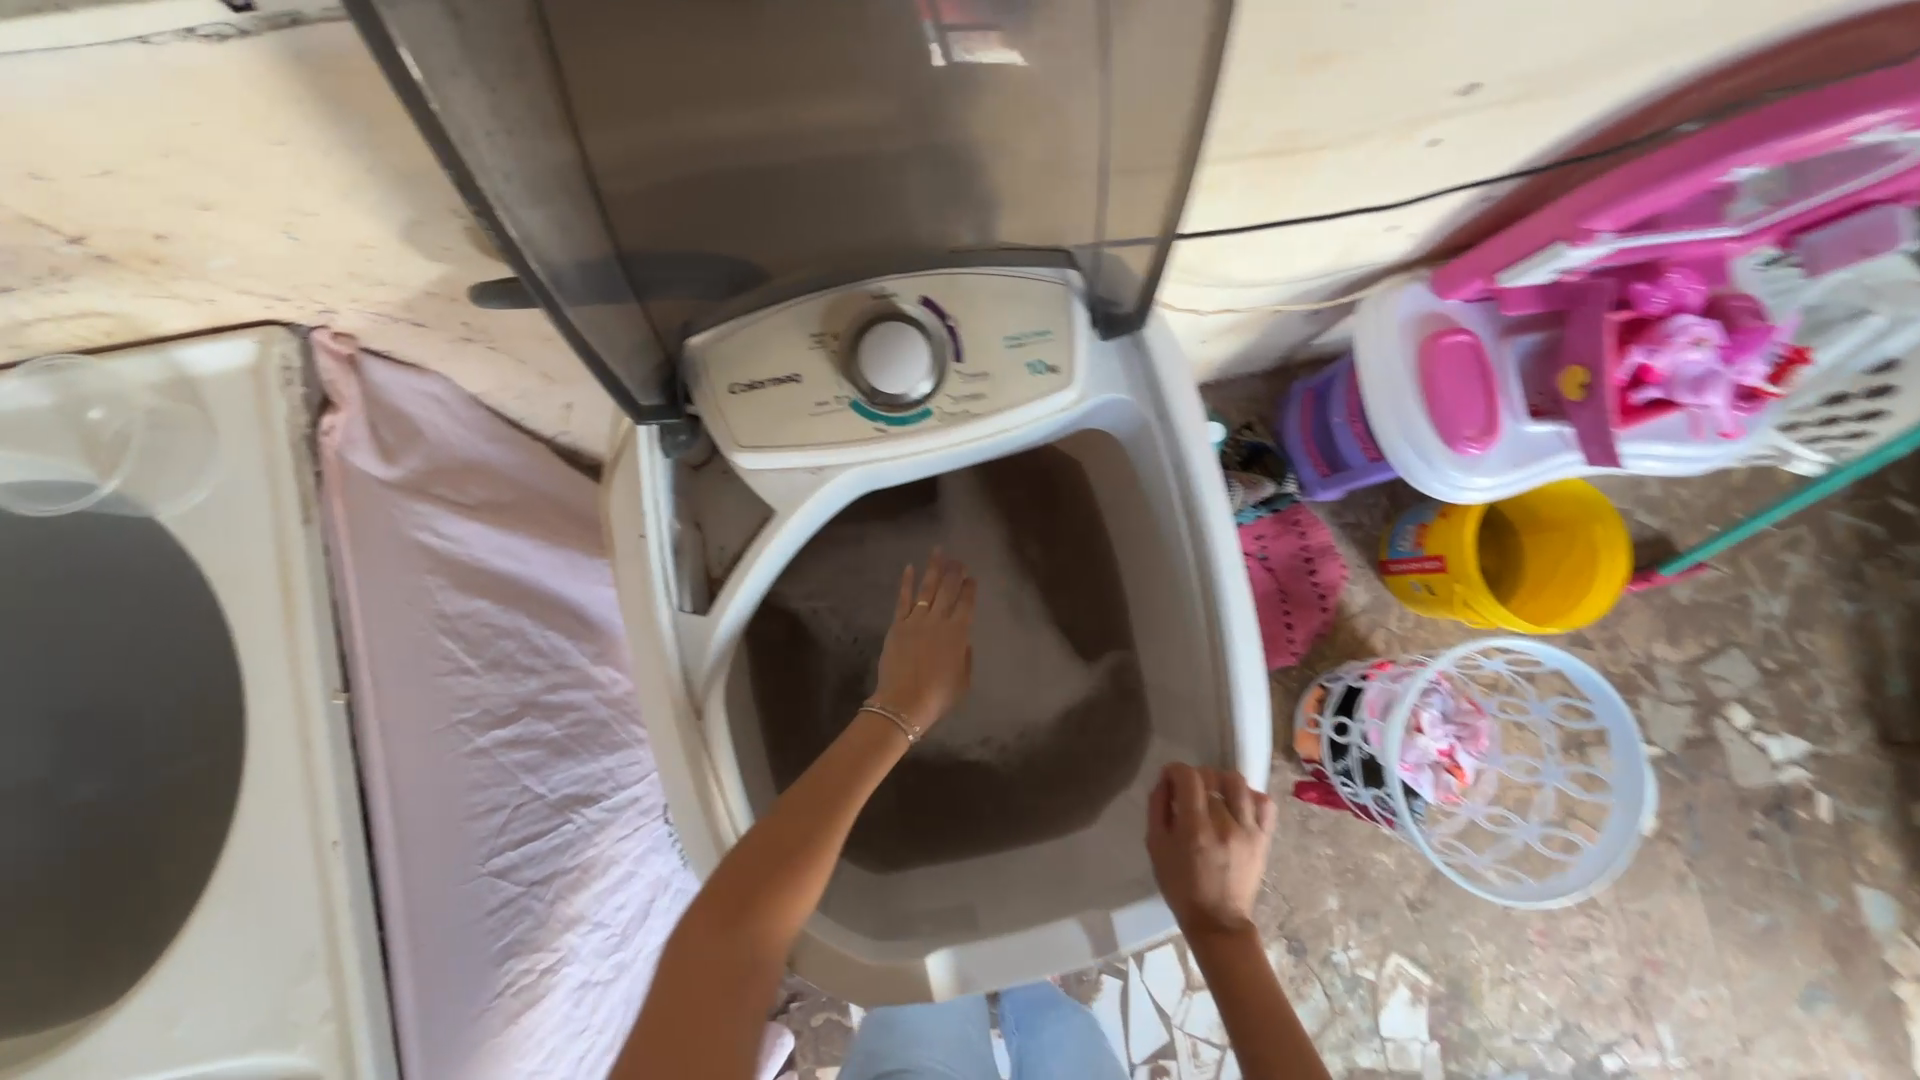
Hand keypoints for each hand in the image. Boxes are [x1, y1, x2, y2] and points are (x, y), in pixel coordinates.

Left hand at [869, 550, 976, 731]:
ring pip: (927, 589)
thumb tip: (962, 640)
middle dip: (954, 572)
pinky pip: (903, 599)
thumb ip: (965, 656)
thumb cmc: (938, 696)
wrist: (904, 702)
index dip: (970, 589)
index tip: (972, 577)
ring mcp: (916, 621)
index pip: (967, 604)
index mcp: (959, 633)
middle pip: (948, 590)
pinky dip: (907, 582)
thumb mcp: (963, 679)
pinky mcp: (897, 625)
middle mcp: (939, 621)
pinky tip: (910, 567)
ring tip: (938, 552)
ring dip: (933, 569)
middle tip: (958, 559)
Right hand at [1146, 763, 1277, 937]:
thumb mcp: (1156, 847)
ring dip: (1221, 781)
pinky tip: (1238, 805)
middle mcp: (1224, 824)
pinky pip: (1265, 804)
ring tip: (1214, 794)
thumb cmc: (1180, 886)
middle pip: (1211, 777)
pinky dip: (1250, 796)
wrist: (1218, 920)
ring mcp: (1249, 830)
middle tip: (1188, 792)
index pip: (1188, 776)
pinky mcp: (1264, 839)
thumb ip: (1158, 809)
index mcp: (1194, 828)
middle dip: (1195, 777)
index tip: (1170, 779)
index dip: (1175, 770)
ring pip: (1238, 783)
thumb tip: (1165, 782)